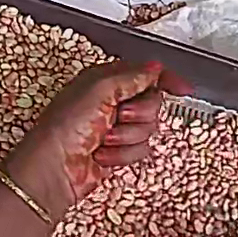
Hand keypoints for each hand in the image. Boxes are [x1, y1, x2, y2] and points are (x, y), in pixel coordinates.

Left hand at [2, 60, 190, 219]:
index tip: (183, 89)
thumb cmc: (68, 125)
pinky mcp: (118, 152)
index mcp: (106, 80)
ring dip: (128, 136)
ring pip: (149, 129)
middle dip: (141, 113)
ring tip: (105, 139)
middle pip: (153, 103)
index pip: (145, 74)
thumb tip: (155, 68)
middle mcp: (112, 102)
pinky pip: (140, 150)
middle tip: (121, 117)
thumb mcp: (100, 89)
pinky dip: (123, 154)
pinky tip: (102, 156)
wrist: (54, 168)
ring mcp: (115, 128)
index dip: (166, 79)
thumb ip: (132, 76)